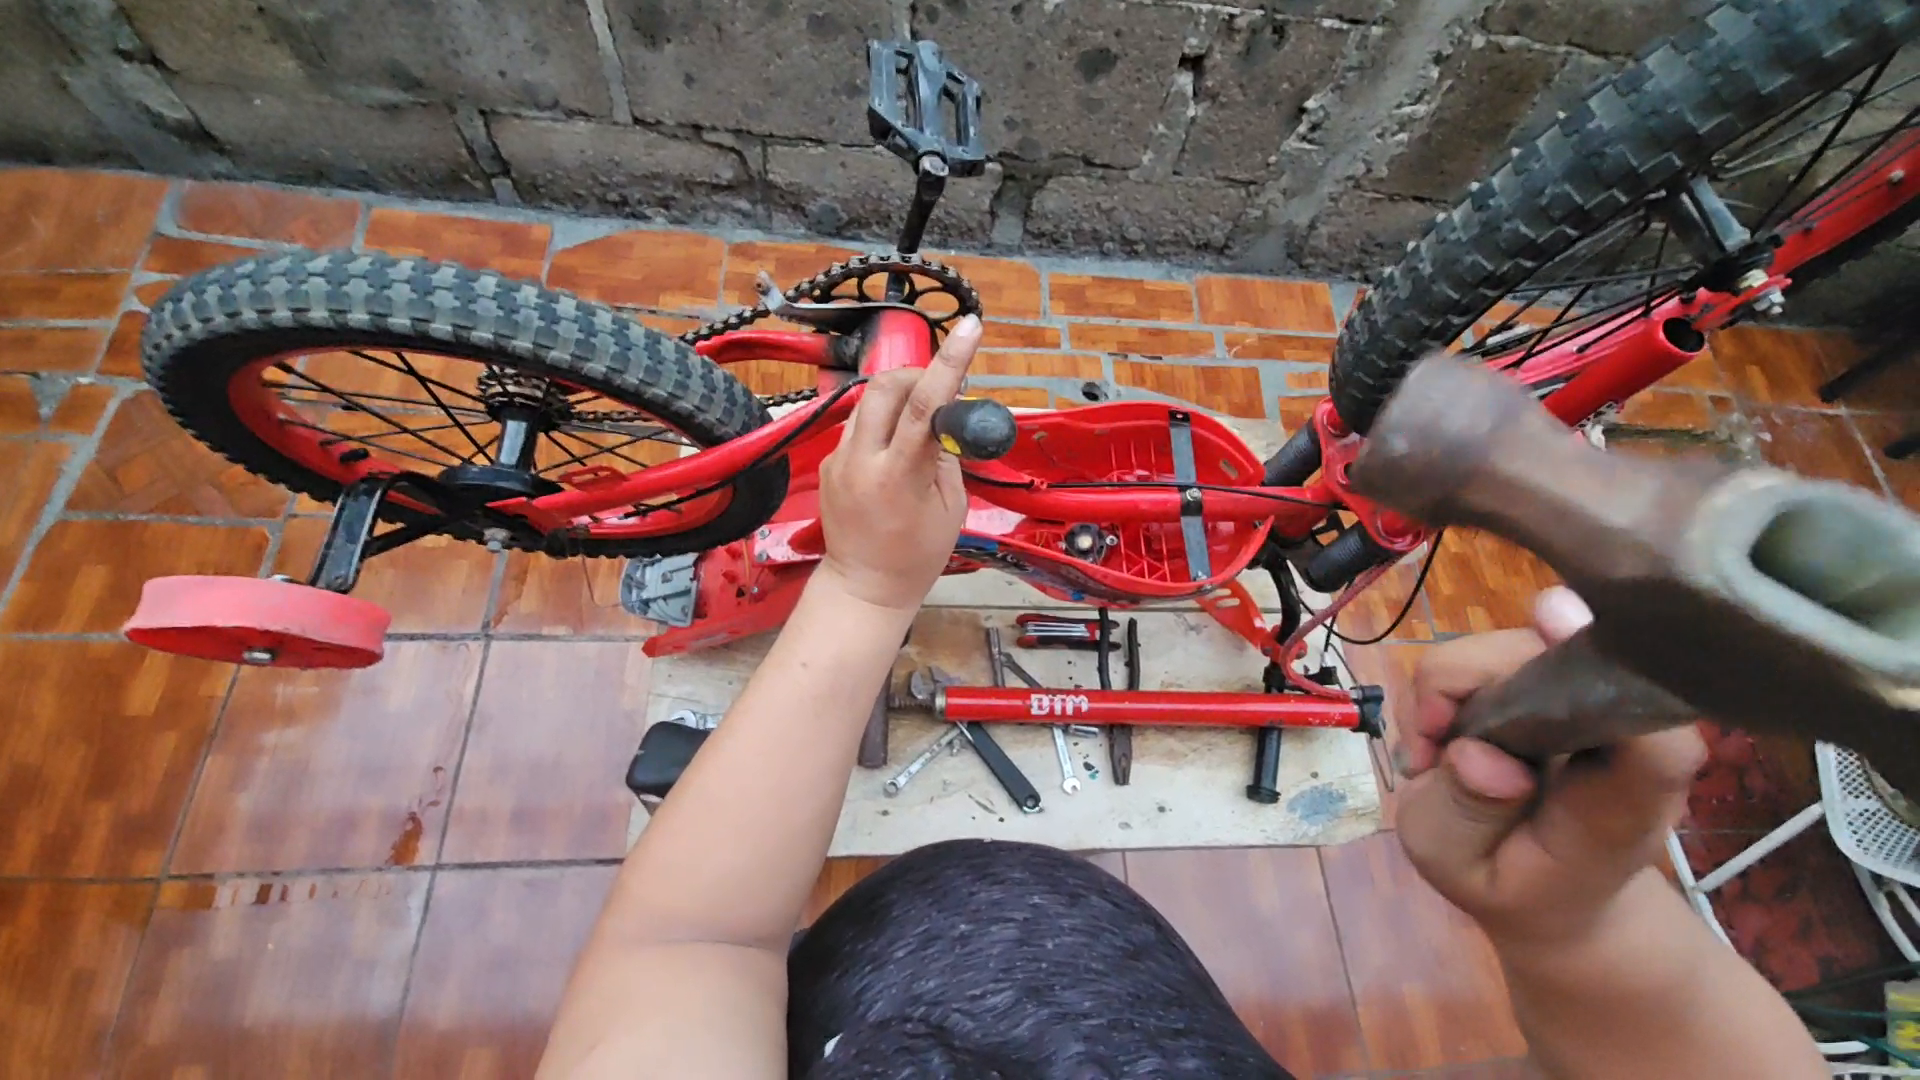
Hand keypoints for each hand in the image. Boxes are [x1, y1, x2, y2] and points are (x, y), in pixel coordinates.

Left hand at [815, 315, 983, 612]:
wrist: (864, 585)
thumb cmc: (917, 554)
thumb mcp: (950, 507)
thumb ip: (946, 455)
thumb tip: (946, 416)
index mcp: (898, 476)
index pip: (924, 405)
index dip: (949, 362)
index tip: (969, 328)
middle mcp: (860, 460)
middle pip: (885, 386)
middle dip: (916, 373)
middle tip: (939, 387)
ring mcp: (837, 460)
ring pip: (867, 401)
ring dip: (898, 395)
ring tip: (920, 416)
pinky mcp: (827, 463)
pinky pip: (857, 425)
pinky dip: (882, 422)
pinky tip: (895, 446)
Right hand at [1395, 586, 1705, 951]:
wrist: (1555, 893)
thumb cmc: (1511, 883)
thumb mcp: (1459, 865)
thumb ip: (1466, 813)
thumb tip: (1476, 751)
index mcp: (1619, 801)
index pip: (1650, 736)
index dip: (1614, 673)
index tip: (1551, 623)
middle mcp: (1618, 736)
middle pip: (1542, 658)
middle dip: (1460, 684)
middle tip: (1427, 749)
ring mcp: (1586, 701)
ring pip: (1506, 648)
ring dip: (1445, 689)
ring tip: (1432, 752)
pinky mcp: (1555, 683)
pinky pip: (1491, 654)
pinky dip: (1446, 685)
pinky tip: (1442, 729)